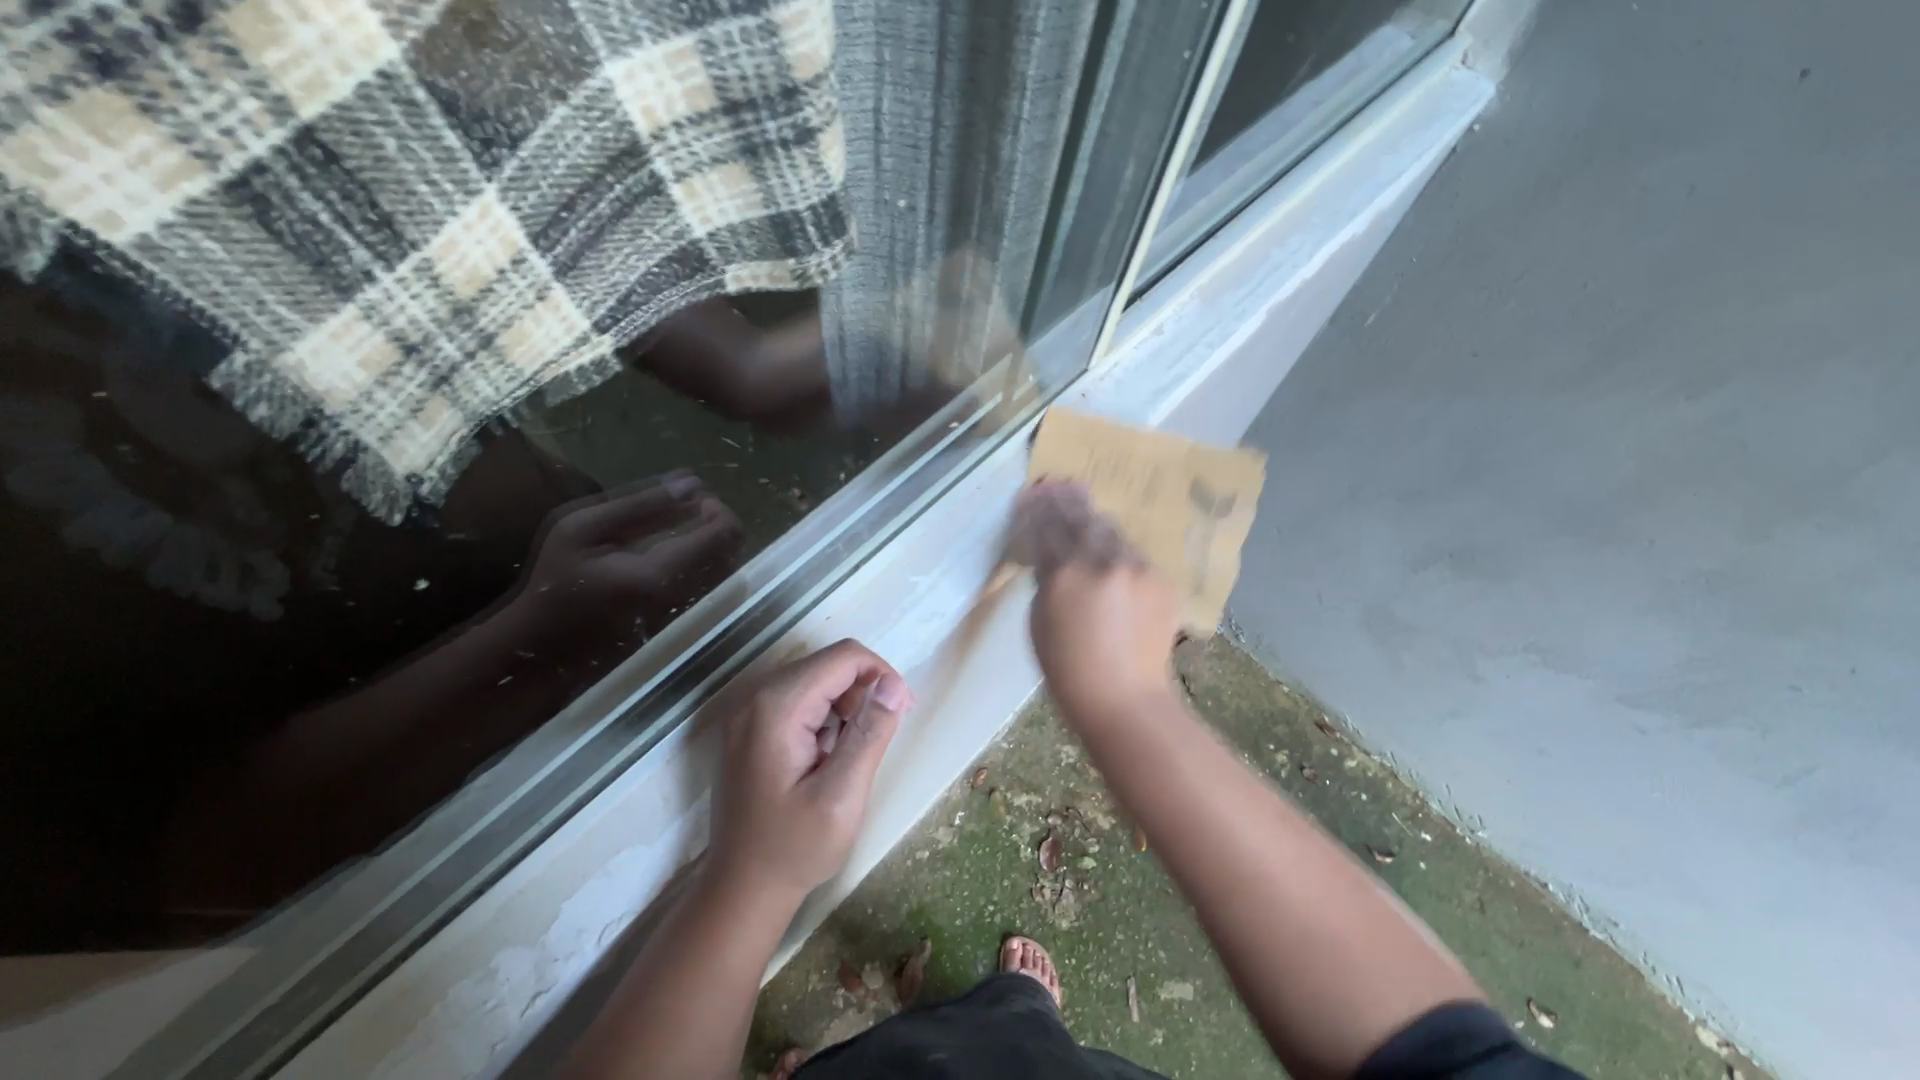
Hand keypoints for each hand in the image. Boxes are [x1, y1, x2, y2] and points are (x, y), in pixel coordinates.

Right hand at [512, 473, 743, 642]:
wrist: (545, 641)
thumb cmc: (556, 579)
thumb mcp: (582, 528)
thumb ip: (639, 505)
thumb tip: (691, 484)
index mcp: (660, 574)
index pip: (722, 536)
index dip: (720, 510)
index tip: (699, 498)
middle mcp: (683, 598)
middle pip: (733, 553)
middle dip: (721, 524)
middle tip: (695, 509)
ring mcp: (684, 614)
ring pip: (727, 571)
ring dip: (716, 543)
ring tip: (687, 527)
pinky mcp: (680, 621)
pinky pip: (712, 587)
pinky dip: (707, 562)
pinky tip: (679, 552)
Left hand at [707, 639, 912, 898]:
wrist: (741, 887)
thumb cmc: (795, 847)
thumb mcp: (842, 795)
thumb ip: (869, 734)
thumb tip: (894, 684)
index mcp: (777, 707)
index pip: (844, 657)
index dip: (882, 676)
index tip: (901, 714)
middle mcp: (755, 696)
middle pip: (827, 664)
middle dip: (864, 691)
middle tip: (878, 740)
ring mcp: (747, 711)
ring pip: (815, 678)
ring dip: (845, 704)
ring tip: (851, 754)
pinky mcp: (748, 727)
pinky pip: (797, 699)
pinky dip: (824, 715)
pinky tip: (827, 756)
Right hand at [1010, 481, 1181, 722]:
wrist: (1125, 699)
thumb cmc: (1068, 671)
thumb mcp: (1038, 622)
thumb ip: (1045, 581)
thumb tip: (1051, 557)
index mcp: (1064, 573)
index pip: (1046, 526)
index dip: (1036, 508)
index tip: (1031, 494)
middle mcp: (1103, 560)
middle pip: (1081, 517)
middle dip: (1065, 499)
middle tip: (1057, 483)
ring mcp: (1137, 568)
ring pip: (1111, 530)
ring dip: (1093, 519)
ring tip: (1081, 503)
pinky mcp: (1161, 580)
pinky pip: (1134, 554)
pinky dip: (1117, 549)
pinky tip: (1109, 549)